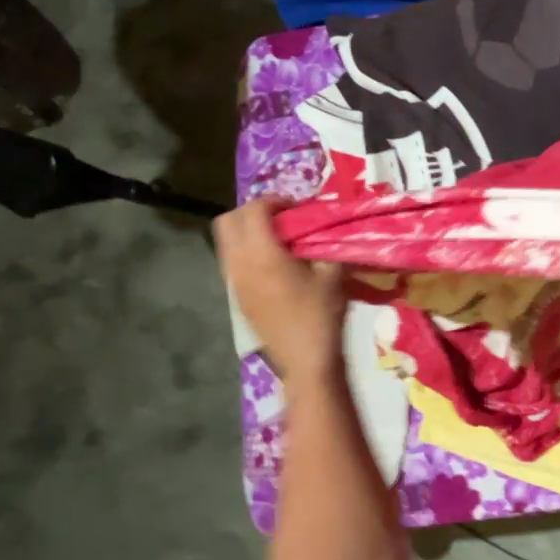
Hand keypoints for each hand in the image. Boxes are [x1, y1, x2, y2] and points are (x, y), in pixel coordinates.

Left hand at [216, 199, 346, 382]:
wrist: (304, 358)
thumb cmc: (321, 314)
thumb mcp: (333, 275)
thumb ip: (326, 247)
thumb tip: (326, 229)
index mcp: (262, 254)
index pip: (254, 210)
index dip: (274, 201)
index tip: (297, 207)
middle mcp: (239, 263)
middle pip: (227, 221)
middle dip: (252, 212)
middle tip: (281, 218)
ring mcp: (234, 281)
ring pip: (225, 242)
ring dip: (247, 231)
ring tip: (278, 239)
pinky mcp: (237, 295)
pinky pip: (232, 261)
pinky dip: (247, 251)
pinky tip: (275, 263)